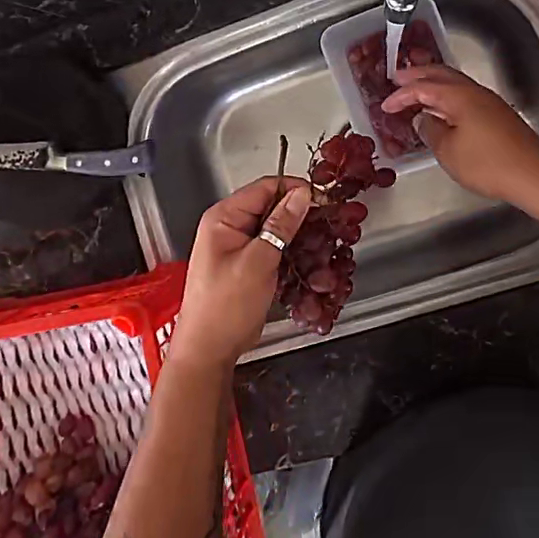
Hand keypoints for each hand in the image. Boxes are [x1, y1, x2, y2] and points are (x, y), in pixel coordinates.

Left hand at [173, 175, 312, 369]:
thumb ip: (281, 225)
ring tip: (323, 246)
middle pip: (273, 207)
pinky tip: (310, 263)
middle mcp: (230, 227)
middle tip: (329, 223)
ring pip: (277, 230)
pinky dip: (292, 253)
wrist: (210, 350)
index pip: (265, 187)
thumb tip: (301, 195)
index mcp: (223, 218)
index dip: (296, 190)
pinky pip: (275, 249)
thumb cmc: (224, 308)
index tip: (323, 199)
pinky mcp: (249, 265)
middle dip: (301, 215)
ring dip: (300, 237)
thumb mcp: (258, 261)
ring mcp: (239, 247)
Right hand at [382, 65, 538, 203]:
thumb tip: (423, 119)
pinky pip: (465, 97)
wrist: (534, 175)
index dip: (401, 95)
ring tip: (417, 93)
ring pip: (455, 85)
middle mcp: (475, 92)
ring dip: (434, 86)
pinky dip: (448, 98)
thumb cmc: (488, 164)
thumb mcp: (448, 151)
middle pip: (442, 75)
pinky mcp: (498, 116)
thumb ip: (431, 130)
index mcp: (459, 96)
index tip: (385, 106)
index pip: (423, 87)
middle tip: (398, 79)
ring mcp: (489, 103)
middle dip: (418, 76)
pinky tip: (443, 111)